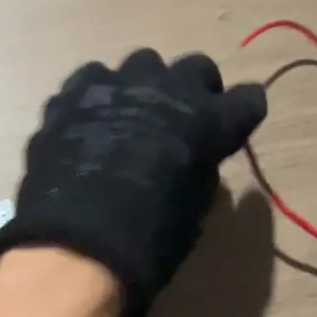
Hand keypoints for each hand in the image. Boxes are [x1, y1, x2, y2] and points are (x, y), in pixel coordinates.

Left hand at [0, 49, 266, 316]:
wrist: (75, 249)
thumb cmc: (145, 244)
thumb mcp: (190, 216)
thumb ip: (198, 175)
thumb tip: (194, 163)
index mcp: (209, 122)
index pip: (246, 100)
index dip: (239, 116)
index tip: (230, 130)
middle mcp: (168, 89)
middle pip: (192, 71)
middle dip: (190, 93)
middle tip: (177, 124)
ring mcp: (116, 86)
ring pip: (138, 68)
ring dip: (140, 91)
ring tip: (125, 124)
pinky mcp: (70, 97)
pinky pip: (89, 83)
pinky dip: (93, 101)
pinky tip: (85, 128)